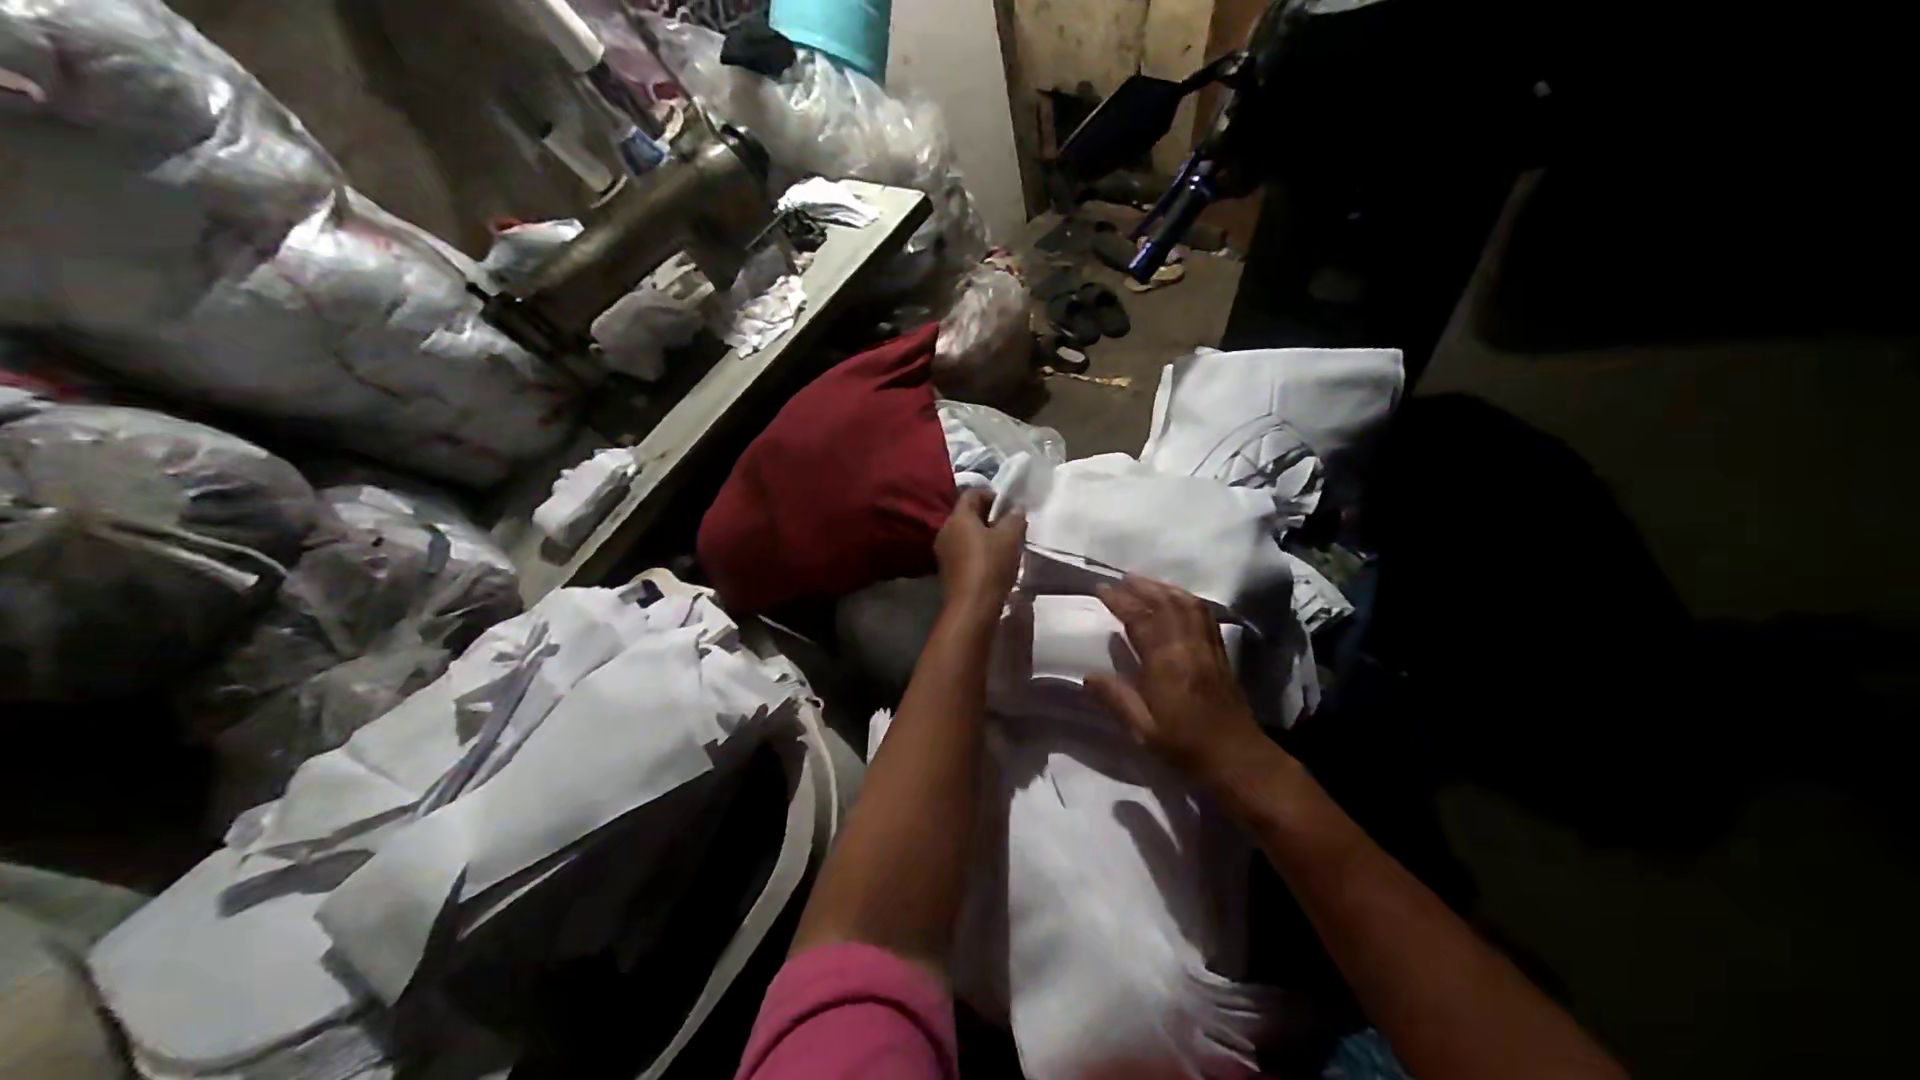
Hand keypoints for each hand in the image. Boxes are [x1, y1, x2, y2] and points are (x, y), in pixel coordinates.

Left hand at [934, 489, 1025, 611]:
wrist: (972, 606)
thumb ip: (1014, 519)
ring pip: (965, 534)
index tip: (1009, 507)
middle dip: (989, 517)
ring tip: (1004, 546)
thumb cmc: (991, 565)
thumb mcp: (1010, 538)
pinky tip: (992, 562)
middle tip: (1009, 526)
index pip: (972, 493)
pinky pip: (963, 551)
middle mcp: (945, 530)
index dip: (992, 495)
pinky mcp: (946, 569)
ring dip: (983, 535)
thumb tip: (1015, 509)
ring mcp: (943, 551)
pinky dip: (977, 551)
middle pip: (967, 514)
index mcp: (958, 517)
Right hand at [1087, 576, 1268, 784]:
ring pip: (1188, 606)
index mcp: (1166, 664)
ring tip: (1146, 583)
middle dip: (1143, 587)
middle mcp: (1188, 648)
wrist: (1238, 760)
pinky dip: (1187, 601)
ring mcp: (1208, 648)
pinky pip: (1204, 617)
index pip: (1141, 620)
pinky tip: (1178, 602)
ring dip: (1166, 589)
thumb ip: (1116, 700)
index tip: (1102, 588)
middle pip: (1167, 604)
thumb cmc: (1186, 748)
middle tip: (1121, 579)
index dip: (1121, 601)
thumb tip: (1087, 676)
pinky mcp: (1220, 655)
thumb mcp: (1144, 731)